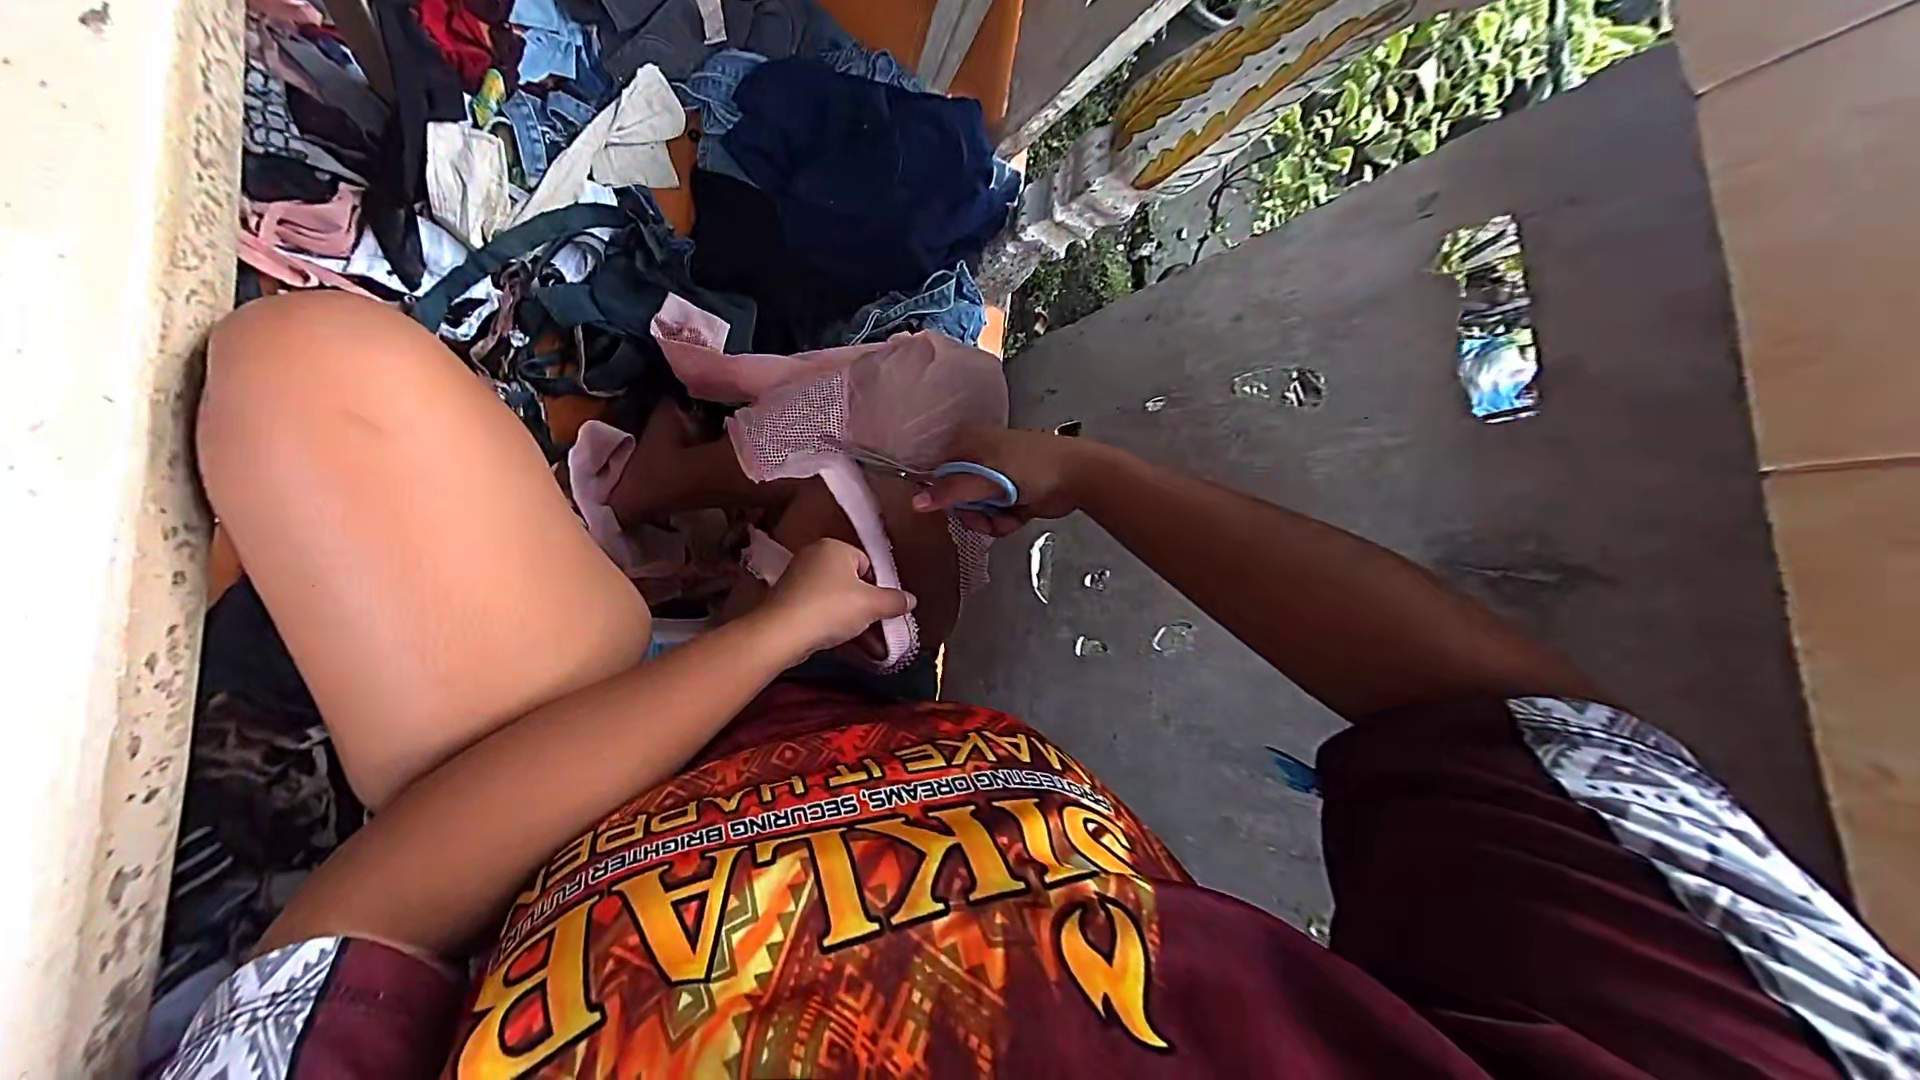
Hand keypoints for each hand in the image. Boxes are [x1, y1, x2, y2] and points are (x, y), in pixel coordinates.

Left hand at [758, 539, 915, 659]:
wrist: (780, 634)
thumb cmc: (831, 608)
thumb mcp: (871, 605)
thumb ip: (894, 601)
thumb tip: (911, 600)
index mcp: (834, 547)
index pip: (868, 564)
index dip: (879, 588)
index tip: (885, 609)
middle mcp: (814, 556)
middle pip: (852, 582)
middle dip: (867, 607)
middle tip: (879, 628)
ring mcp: (798, 579)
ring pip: (836, 599)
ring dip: (853, 620)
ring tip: (869, 644)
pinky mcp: (788, 601)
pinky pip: (820, 609)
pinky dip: (833, 624)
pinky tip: (845, 644)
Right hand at [910, 426, 1113, 535]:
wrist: (1081, 475)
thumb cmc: (1034, 468)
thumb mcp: (988, 480)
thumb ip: (952, 493)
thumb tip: (916, 502)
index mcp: (968, 442)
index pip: (938, 474)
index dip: (944, 496)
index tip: (956, 509)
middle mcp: (979, 456)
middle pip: (957, 496)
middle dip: (973, 513)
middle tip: (987, 515)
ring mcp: (996, 475)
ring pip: (977, 508)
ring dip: (991, 519)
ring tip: (1008, 516)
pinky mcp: (1011, 492)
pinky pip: (995, 512)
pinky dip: (1005, 519)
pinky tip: (1019, 516)